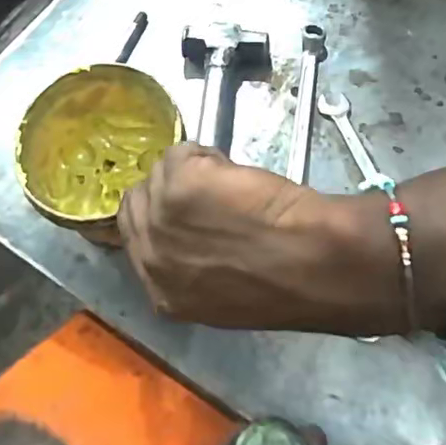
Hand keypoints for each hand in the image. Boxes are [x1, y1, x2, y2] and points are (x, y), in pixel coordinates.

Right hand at [117, 143, 397, 333]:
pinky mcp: (180, 183)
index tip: (180, 205)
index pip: (134, 238)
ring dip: (191, 168)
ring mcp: (160, 215)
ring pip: (160, 170)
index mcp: (163, 293)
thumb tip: (196, 233)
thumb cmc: (286, 281)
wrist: (311, 263)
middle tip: (203, 185)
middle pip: (135, 200)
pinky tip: (235, 174)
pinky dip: (208, 154)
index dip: (157, 214)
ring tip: (229, 184)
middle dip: (164, 187)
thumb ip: (193, 267)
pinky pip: (182, 151)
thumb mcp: (222, 292)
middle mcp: (151, 256)